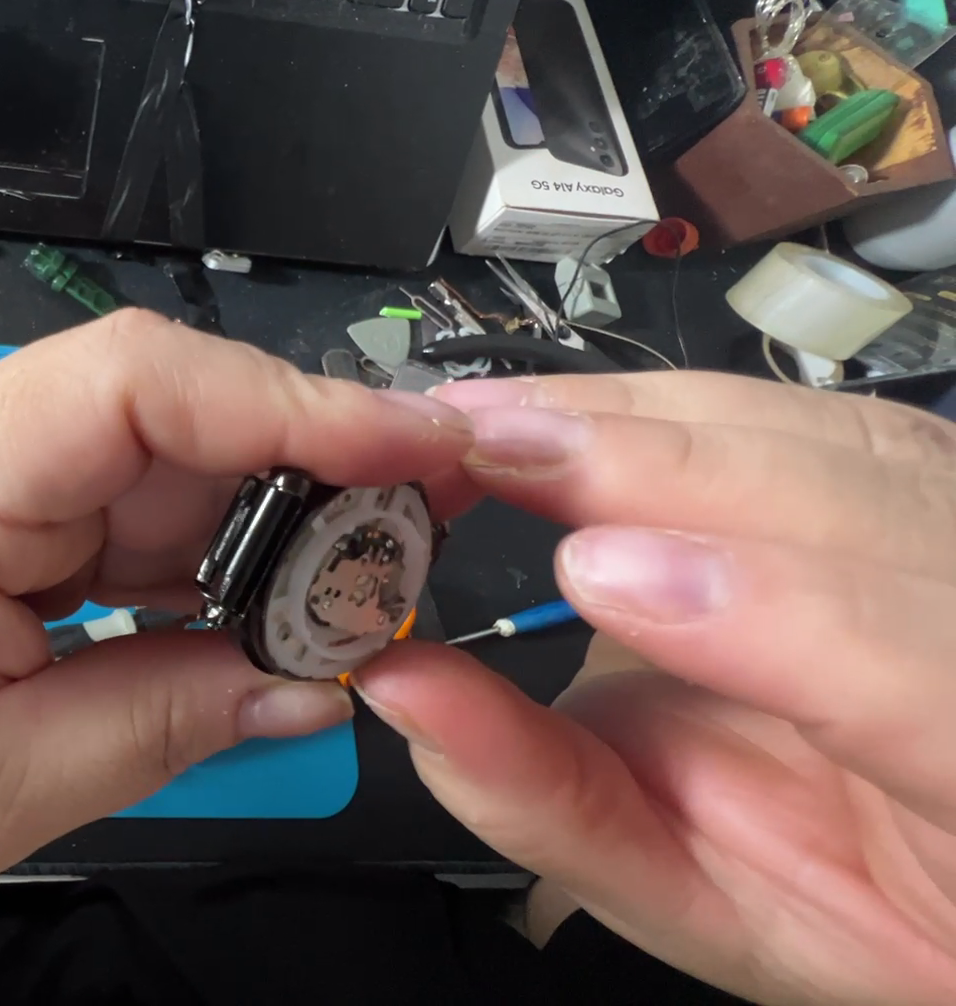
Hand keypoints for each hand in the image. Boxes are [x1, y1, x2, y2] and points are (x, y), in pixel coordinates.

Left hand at [0, 311, 472, 911]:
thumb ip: (166, 722)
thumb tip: (314, 685)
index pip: (121, 386)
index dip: (277, 400)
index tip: (406, 445)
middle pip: (157, 414)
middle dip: (293, 471)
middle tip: (405, 543)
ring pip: (152, 461)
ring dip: (251, 522)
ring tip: (338, 594)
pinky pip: (119, 505)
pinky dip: (194, 554)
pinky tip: (242, 608)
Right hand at [354, 372, 955, 1003]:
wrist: (916, 851)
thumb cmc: (802, 892)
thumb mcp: (663, 891)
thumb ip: (537, 796)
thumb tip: (393, 678)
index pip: (937, 691)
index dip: (775, 618)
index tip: (584, 567)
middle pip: (892, 511)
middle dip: (666, 467)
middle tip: (484, 446)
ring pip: (839, 436)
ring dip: (637, 414)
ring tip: (483, 416)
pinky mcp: (919, 488)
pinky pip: (798, 416)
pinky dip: (652, 402)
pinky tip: (546, 407)